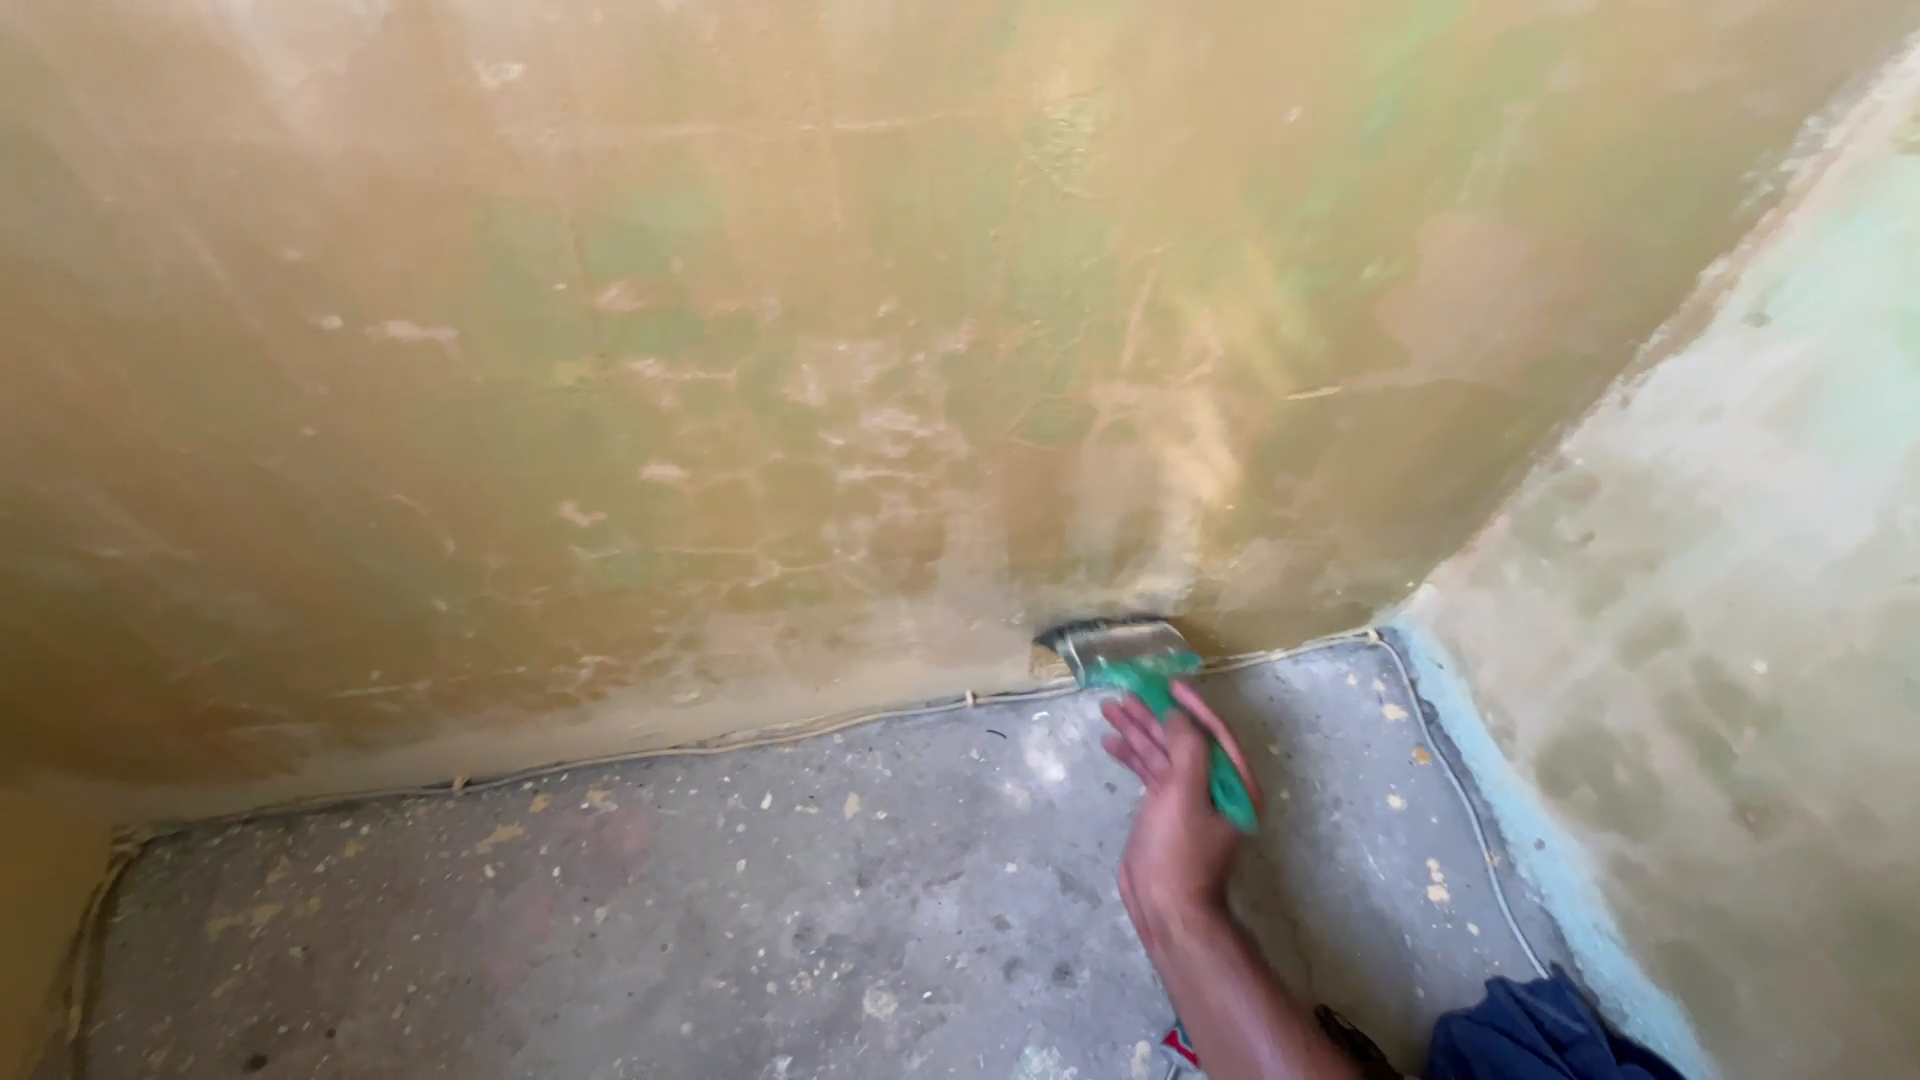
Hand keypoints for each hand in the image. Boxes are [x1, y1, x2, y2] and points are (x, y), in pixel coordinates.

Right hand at [1101, 682, 1262, 953]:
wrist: (1165, 907)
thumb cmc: (1181, 851)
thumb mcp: (1186, 794)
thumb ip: (1186, 749)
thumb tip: (1177, 715)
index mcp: (1233, 785)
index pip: (1215, 733)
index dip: (1192, 707)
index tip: (1167, 685)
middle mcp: (1213, 787)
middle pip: (1182, 740)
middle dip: (1154, 715)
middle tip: (1125, 694)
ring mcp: (1186, 799)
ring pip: (1162, 753)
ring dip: (1138, 731)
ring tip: (1109, 709)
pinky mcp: (1163, 809)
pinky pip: (1149, 772)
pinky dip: (1132, 756)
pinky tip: (1111, 742)